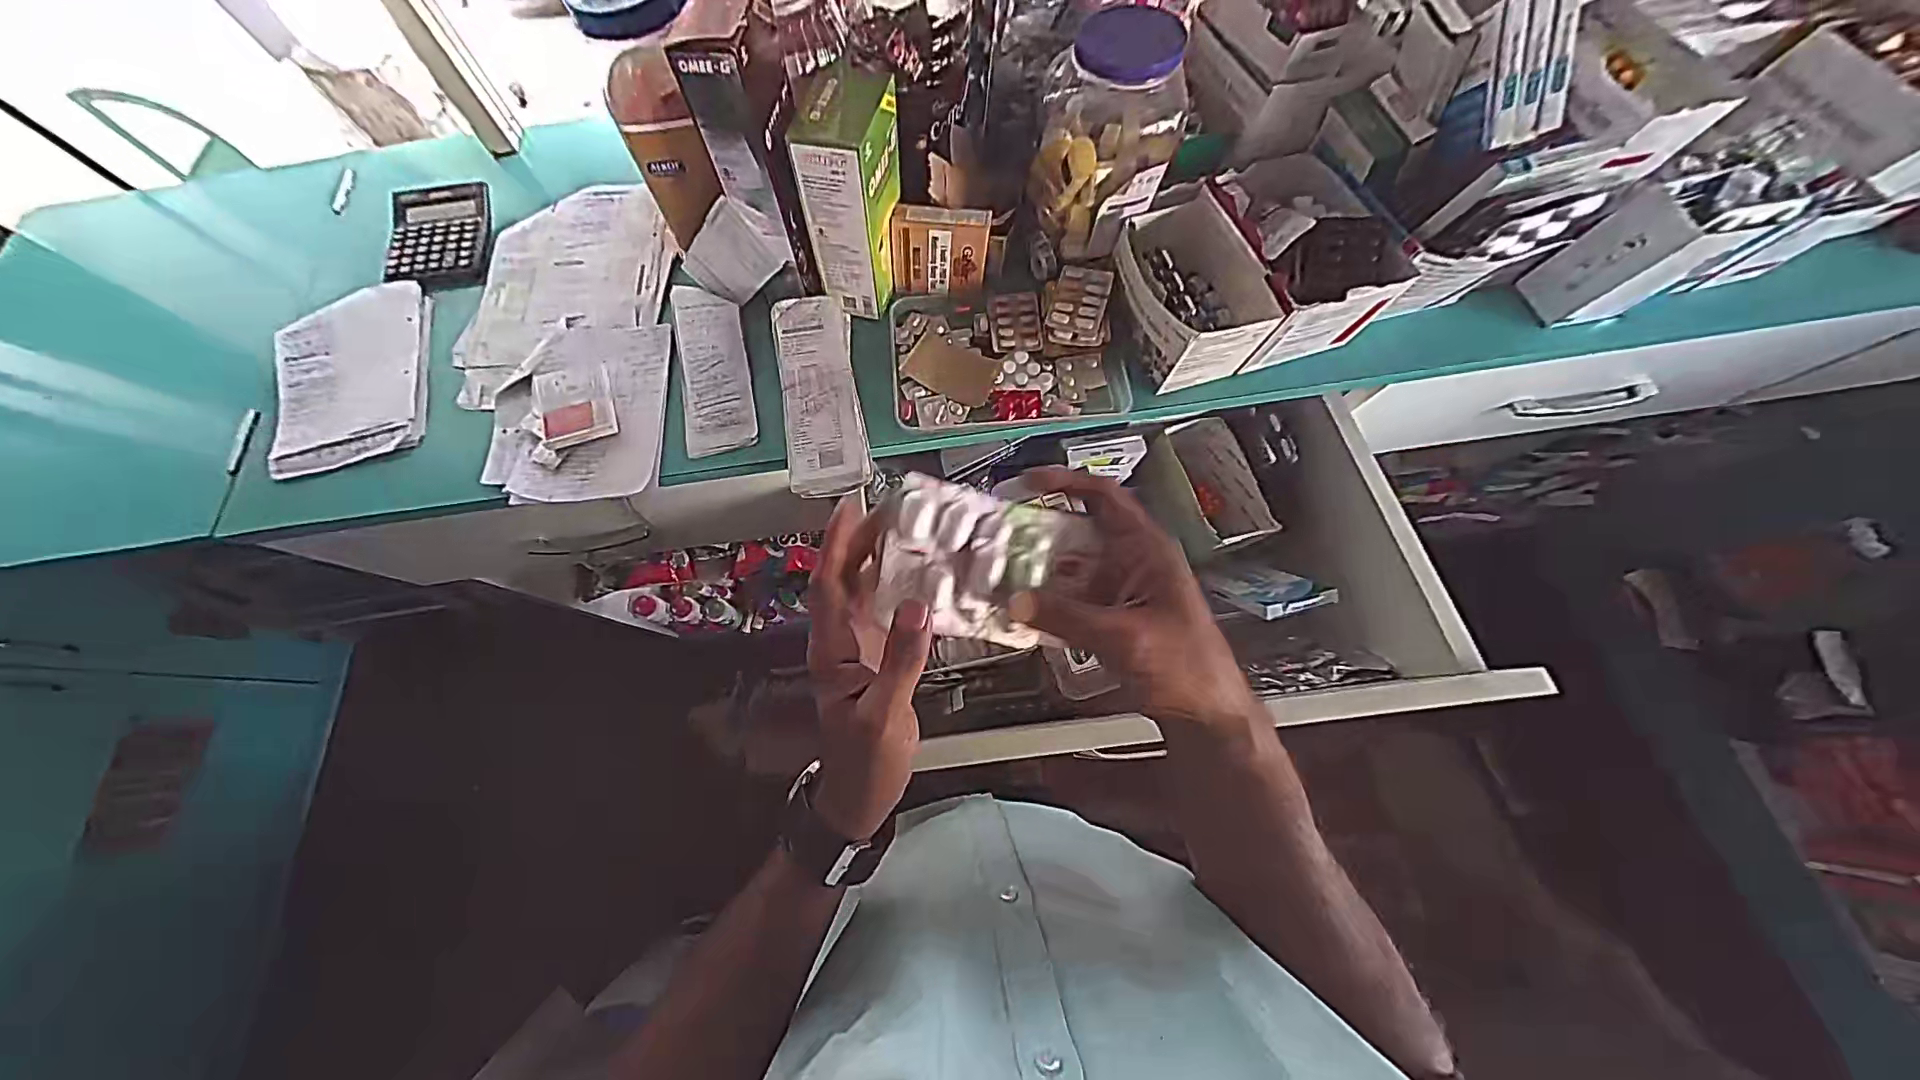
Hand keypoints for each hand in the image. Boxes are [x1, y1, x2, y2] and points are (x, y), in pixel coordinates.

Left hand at [805, 496, 932, 839]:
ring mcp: (859, 649)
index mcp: (831, 650)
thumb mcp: (883, 715)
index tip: (850, 509)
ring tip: (908, 530)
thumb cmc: (864, 762)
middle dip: (861, 542)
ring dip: (880, 561)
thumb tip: (919, 607)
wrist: (861, 795)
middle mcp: (841, 641)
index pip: (828, 586)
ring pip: (865, 594)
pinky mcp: (878, 659)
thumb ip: (901, 662)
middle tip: (892, 508)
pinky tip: (923, 577)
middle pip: (845, 580)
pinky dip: (901, 591)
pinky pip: (886, 614)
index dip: (837, 546)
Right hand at [1008, 467, 1259, 731]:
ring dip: (1038, 570)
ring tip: (1002, 573)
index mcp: (1147, 550)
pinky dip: (1046, 602)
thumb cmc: (1188, 667)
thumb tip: (1019, 601)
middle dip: (1039, 532)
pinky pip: (1070, 599)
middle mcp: (1132, 563)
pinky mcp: (1111, 617)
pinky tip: (1023, 610)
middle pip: (1078, 532)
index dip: (1067, 483)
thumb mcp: (1124, 637)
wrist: (1206, 714)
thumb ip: (1067, 618)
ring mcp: (1120, 591)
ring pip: (1070, 567)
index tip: (1030, 482)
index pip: (1106, 498)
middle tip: (1002, 536)